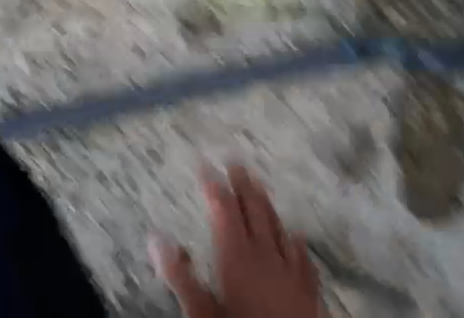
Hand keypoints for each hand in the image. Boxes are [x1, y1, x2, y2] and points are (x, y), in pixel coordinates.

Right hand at [152, 165, 321, 317]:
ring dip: (267, 204)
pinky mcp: (308, 291)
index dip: (213, 184)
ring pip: (277, 227)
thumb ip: (180, 274)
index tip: (204, 163)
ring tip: (260, 185)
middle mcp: (265, 255)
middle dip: (243, 184)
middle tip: (235, 161)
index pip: (223, 208)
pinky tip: (296, 234)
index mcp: (236, 255)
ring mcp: (290, 271)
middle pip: (253, 210)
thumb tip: (155, 239)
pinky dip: (295, 240)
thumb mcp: (201, 309)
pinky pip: (302, 257)